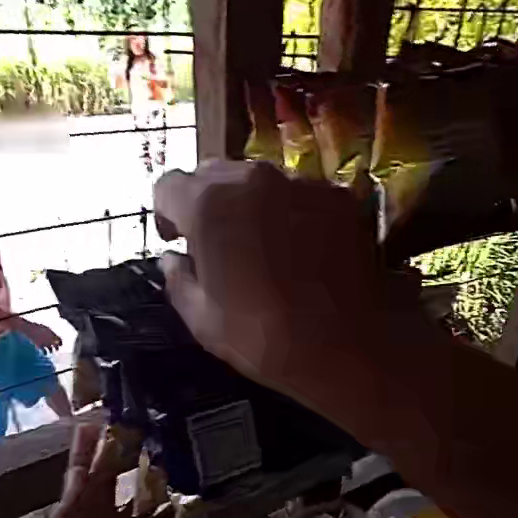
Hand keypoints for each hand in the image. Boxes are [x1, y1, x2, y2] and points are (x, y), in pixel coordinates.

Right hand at [17, 317, 63, 352]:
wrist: (29, 329)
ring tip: (51, 352)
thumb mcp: (46, 328)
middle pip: (56, 346)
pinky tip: (44, 353)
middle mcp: (50, 339)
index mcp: (52, 334)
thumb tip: (54, 337)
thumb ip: (51, 333)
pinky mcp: (40, 346)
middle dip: (57, 348)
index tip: (60, 345)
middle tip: (56, 349)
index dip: (60, 343)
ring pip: (51, 350)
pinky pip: (44, 351)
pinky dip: (45, 353)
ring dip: (51, 351)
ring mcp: (45, 343)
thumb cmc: (37, 327)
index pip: (60, 340)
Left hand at [44, 421, 171, 517]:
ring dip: (141, 480)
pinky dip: (160, 514)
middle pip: (104, 485)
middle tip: (133, 422)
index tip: (96, 418)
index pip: (80, 480)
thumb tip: (92, 486)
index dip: (85, 450)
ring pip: (128, 504)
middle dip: (114, 455)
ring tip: (161, 450)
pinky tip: (179, 500)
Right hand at [152, 160, 428, 409]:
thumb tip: (173, 260)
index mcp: (208, 205)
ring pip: (258, 180)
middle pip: (213, 173)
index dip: (166, 214)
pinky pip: (299, 193)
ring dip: (249, 204)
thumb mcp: (203, 321)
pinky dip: (290, 211)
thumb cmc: (264, 337)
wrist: (350, 344)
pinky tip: (301, 249)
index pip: (168, 186)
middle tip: (215, 243)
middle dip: (205, 202)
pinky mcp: (338, 196)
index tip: (177, 241)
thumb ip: (177, 281)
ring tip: (261, 246)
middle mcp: (252, 179)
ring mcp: (299, 183)